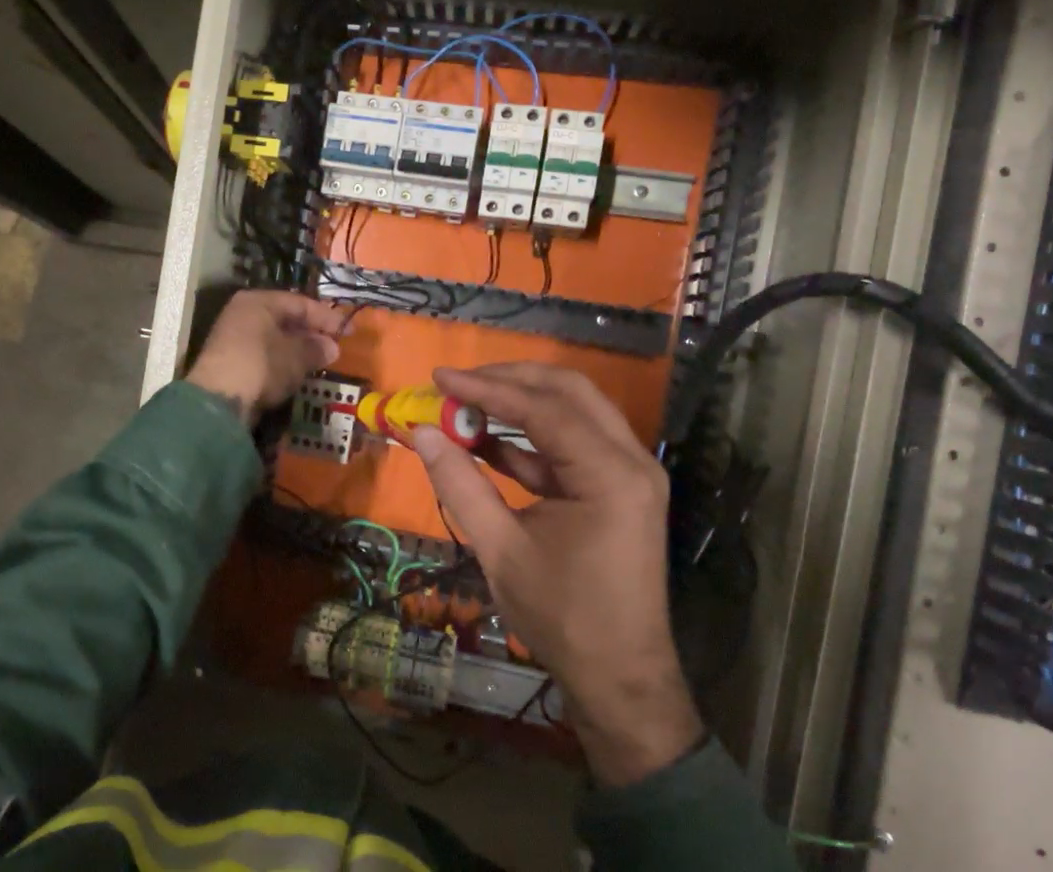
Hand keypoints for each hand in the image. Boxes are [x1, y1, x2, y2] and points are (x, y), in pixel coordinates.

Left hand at [185, 291, 344, 426]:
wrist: (219, 401)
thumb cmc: (262, 365)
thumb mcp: (296, 356)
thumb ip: (316, 348)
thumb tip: (332, 347)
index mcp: (258, 302)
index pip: (300, 303)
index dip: (327, 317)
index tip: (349, 331)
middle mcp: (243, 313)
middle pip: (285, 319)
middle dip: (311, 333)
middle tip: (334, 346)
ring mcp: (233, 337)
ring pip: (274, 338)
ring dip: (297, 349)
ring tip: (319, 361)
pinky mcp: (230, 361)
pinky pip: (264, 355)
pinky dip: (282, 361)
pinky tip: (295, 373)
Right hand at [409, 363, 701, 786]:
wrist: (618, 675)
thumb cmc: (562, 616)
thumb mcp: (501, 549)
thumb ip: (460, 484)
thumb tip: (421, 432)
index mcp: (610, 475)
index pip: (545, 409)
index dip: (488, 388)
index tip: (440, 377)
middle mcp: (631, 461)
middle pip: (570, 393)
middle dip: (512, 380)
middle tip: (459, 383)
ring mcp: (630, 474)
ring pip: (575, 414)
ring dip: (522, 405)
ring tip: (466, 406)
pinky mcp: (618, 490)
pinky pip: (574, 447)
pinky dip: (532, 441)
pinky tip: (487, 442)